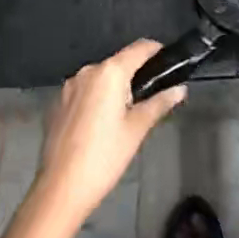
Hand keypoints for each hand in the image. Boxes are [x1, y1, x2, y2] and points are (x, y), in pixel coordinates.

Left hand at [33, 40, 185, 219]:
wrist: (59, 190)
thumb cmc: (104, 157)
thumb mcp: (137, 130)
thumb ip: (159, 103)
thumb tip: (180, 89)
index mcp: (110, 72)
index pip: (140, 48)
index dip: (157, 51)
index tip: (168, 62)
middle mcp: (88, 71)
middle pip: (119, 62)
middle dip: (135, 75)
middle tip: (149, 99)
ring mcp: (70, 86)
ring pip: (101, 77)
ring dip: (115, 88)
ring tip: (125, 115)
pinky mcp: (58, 102)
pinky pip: (85, 91)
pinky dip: (96, 98)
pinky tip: (100, 125)